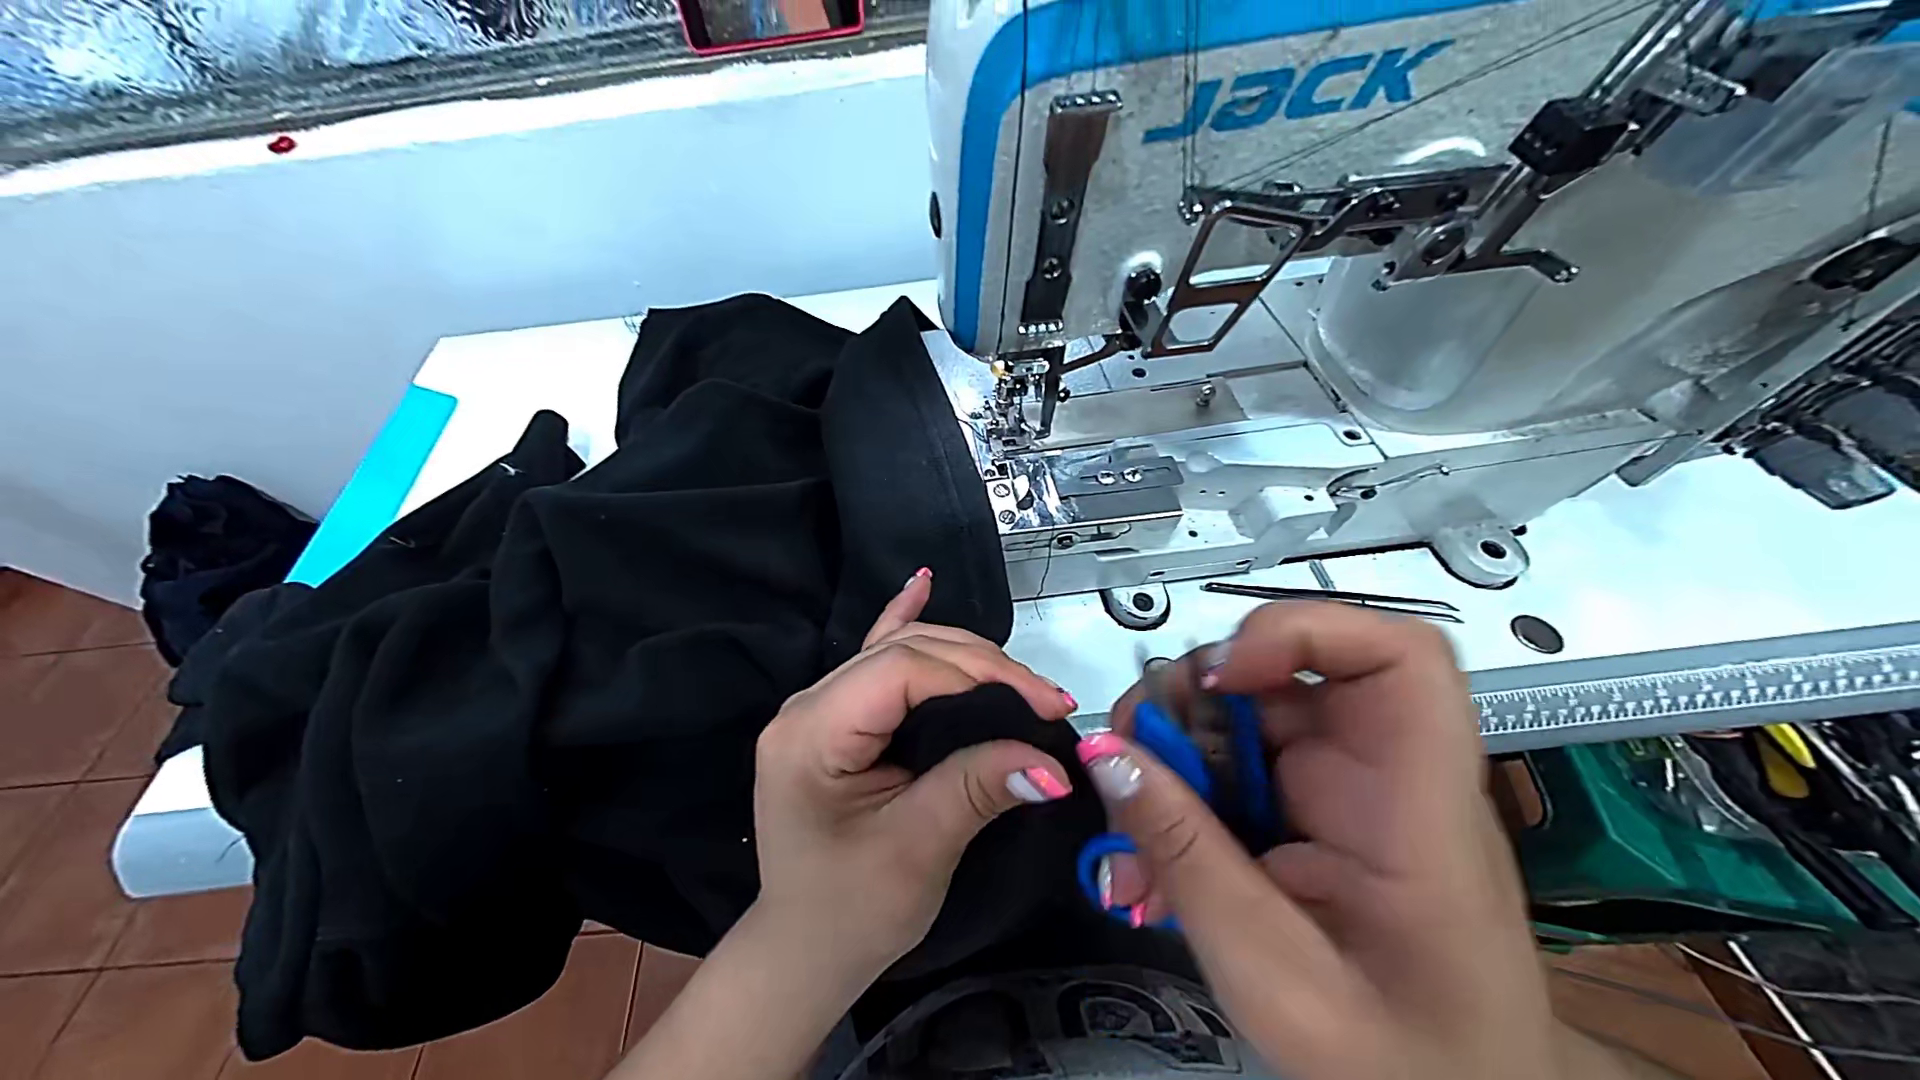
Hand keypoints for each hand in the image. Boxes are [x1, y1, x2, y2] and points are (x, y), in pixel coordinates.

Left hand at [749, 568, 1077, 988]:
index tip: (1045, 704)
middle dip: (982, 666)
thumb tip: (1051, 760)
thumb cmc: (851, 911)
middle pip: (905, 651)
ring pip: (900, 651)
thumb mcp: (918, 851)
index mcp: (813, 732)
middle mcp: (808, 704)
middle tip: (1044, 699)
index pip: (905, 669)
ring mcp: (820, 706)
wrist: (805, 946)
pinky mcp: (840, 716)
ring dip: (964, 657)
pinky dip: (906, 622)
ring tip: (1019, 679)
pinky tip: (922, 585)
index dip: (982, 675)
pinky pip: (878, 657)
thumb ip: (978, 789)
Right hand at [1083, 602, 1556, 1079]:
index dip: (1302, 633)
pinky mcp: (1303, 806)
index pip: (1396, 657)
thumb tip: (1109, 753)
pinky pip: (1227, 766)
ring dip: (1169, 756)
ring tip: (1130, 826)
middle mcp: (1376, 773)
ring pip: (1238, 718)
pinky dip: (1177, 795)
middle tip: (1132, 760)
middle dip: (1189, 702)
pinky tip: (1150, 852)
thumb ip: (1187, 857)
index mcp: (1413, 804)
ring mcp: (1337, 786)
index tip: (1220, 678)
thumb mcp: (1273, 975)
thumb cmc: (1400, 1065)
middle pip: (1280, 675)